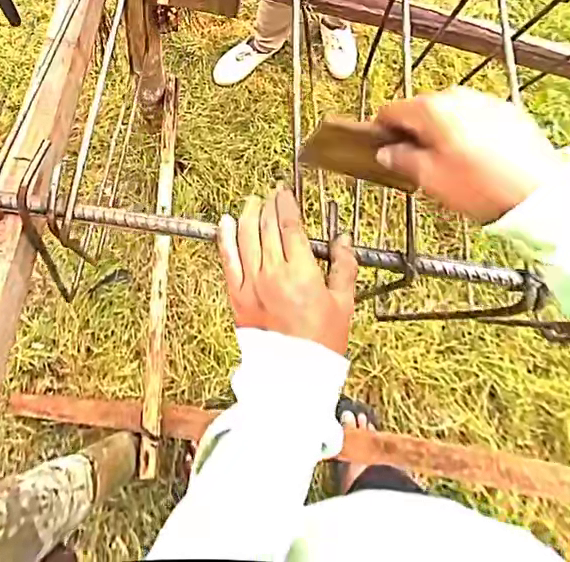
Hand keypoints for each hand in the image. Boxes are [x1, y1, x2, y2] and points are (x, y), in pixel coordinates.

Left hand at [218, 186, 357, 354]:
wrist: (293, 378)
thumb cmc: (321, 343)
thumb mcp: (343, 303)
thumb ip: (344, 267)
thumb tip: (343, 240)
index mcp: (301, 272)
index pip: (290, 224)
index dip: (286, 203)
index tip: (285, 192)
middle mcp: (273, 273)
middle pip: (267, 225)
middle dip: (269, 204)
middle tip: (272, 194)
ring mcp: (251, 283)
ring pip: (245, 235)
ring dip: (248, 213)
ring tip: (253, 202)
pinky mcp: (237, 295)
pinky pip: (227, 259)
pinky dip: (225, 237)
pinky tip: (226, 222)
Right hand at [373, 88, 569, 223]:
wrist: (540, 195)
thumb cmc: (485, 188)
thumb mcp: (431, 179)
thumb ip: (402, 160)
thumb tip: (387, 153)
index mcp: (432, 109)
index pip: (392, 110)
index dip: (383, 130)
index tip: (384, 146)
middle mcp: (457, 96)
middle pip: (422, 109)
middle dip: (416, 132)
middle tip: (419, 162)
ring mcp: (484, 101)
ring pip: (451, 112)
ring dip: (444, 131)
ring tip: (453, 163)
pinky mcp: (508, 112)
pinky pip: (477, 117)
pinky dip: (471, 132)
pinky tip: (478, 158)